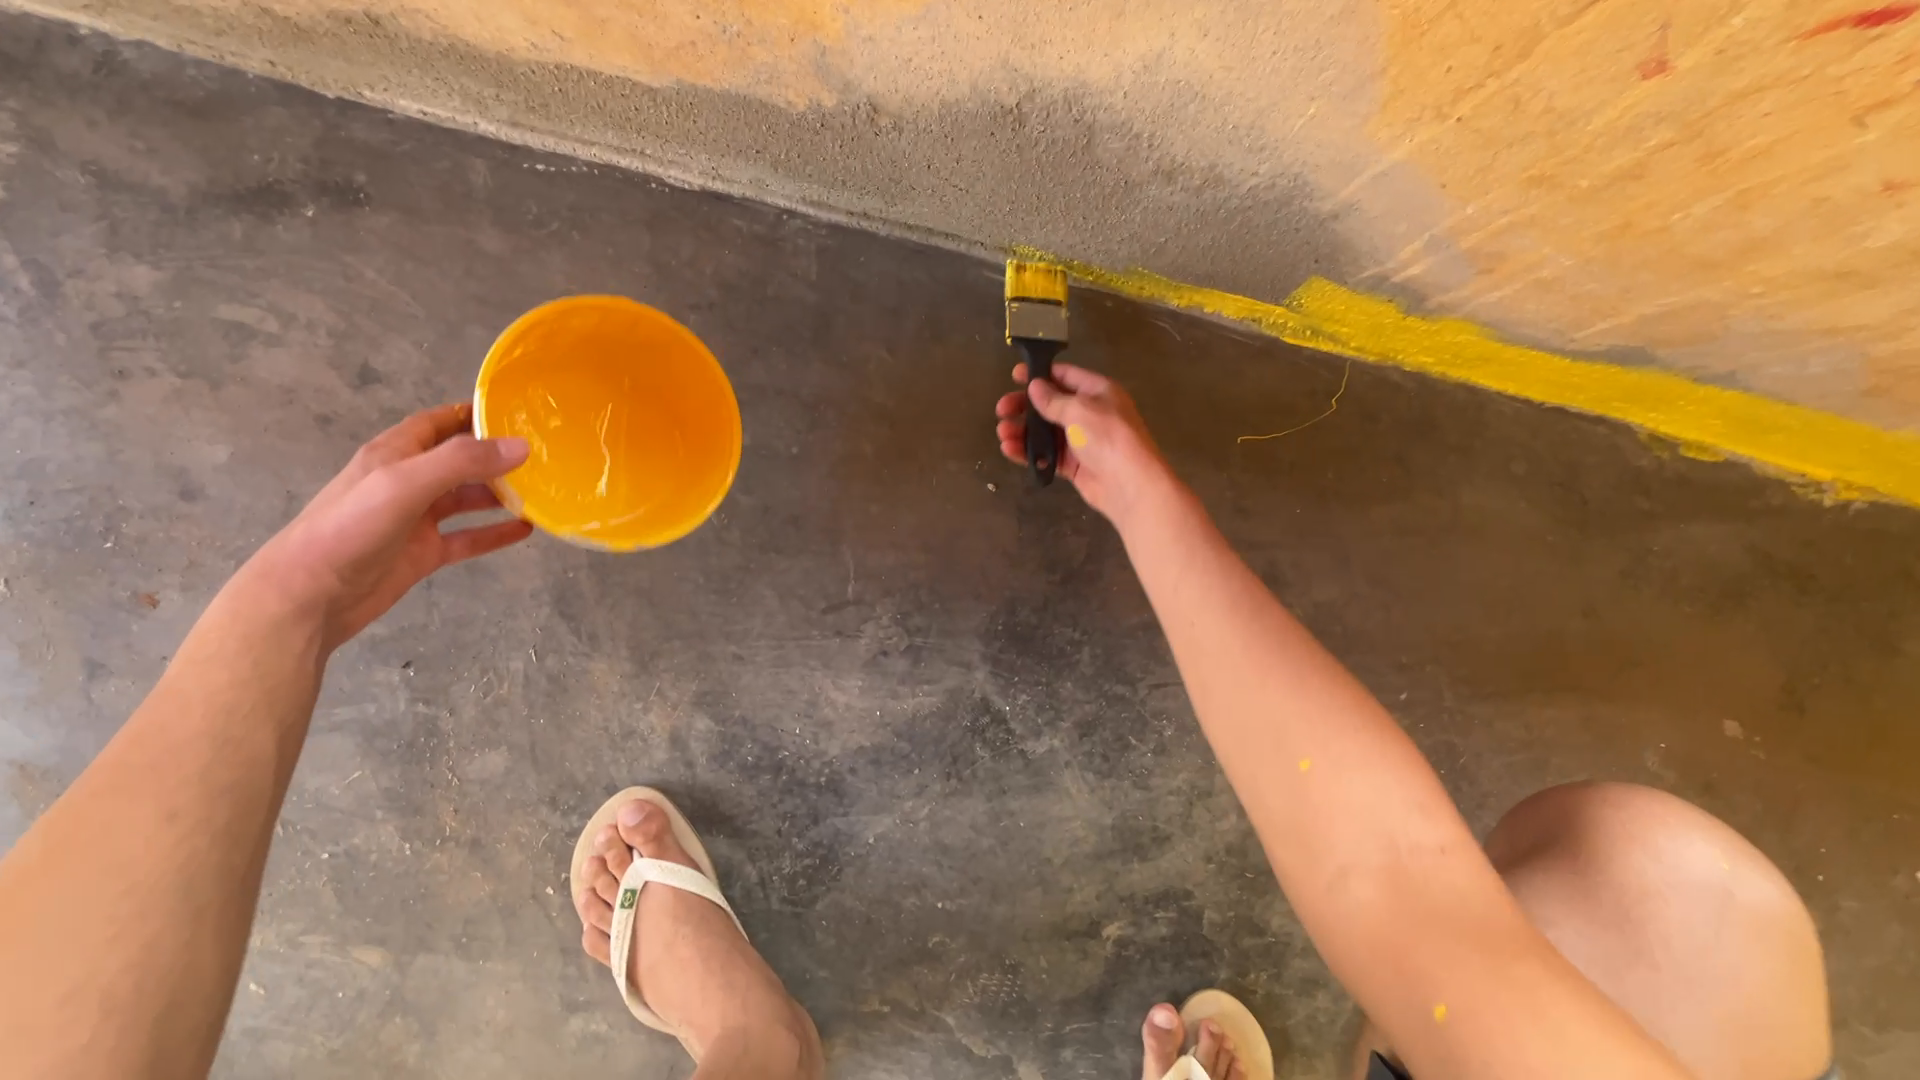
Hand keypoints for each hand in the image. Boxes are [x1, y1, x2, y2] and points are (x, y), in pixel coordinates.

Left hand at [244, 403, 533, 652]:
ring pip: (467, 499)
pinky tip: (527, 530)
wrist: (309, 595)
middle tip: (543, 454)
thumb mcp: (405, 484)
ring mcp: (416, 520)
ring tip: (543, 491)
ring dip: (501, 495)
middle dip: (495, 455)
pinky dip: (495, 533)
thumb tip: (521, 447)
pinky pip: (468, 538)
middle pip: (458, 461)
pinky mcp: (424, 553)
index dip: (472, 413)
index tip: (515, 412)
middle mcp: (407, 482)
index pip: (438, 423)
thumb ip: (461, 463)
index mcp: (394, 455)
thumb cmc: (350, 529)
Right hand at [994, 362, 1175, 525]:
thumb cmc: (1108, 437)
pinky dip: (1028, 451)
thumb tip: (1035, 386)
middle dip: (1025, 406)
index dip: (1040, 375)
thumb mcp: (1080, 410)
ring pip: (1046, 431)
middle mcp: (1090, 413)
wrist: (1129, 484)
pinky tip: (1009, 450)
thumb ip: (1054, 399)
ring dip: (1023, 430)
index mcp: (1097, 392)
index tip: (1014, 376)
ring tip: (1002, 433)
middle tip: (1002, 409)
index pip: (1065, 376)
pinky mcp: (1074, 464)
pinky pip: (1047, 454)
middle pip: (1051, 404)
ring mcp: (1081, 440)